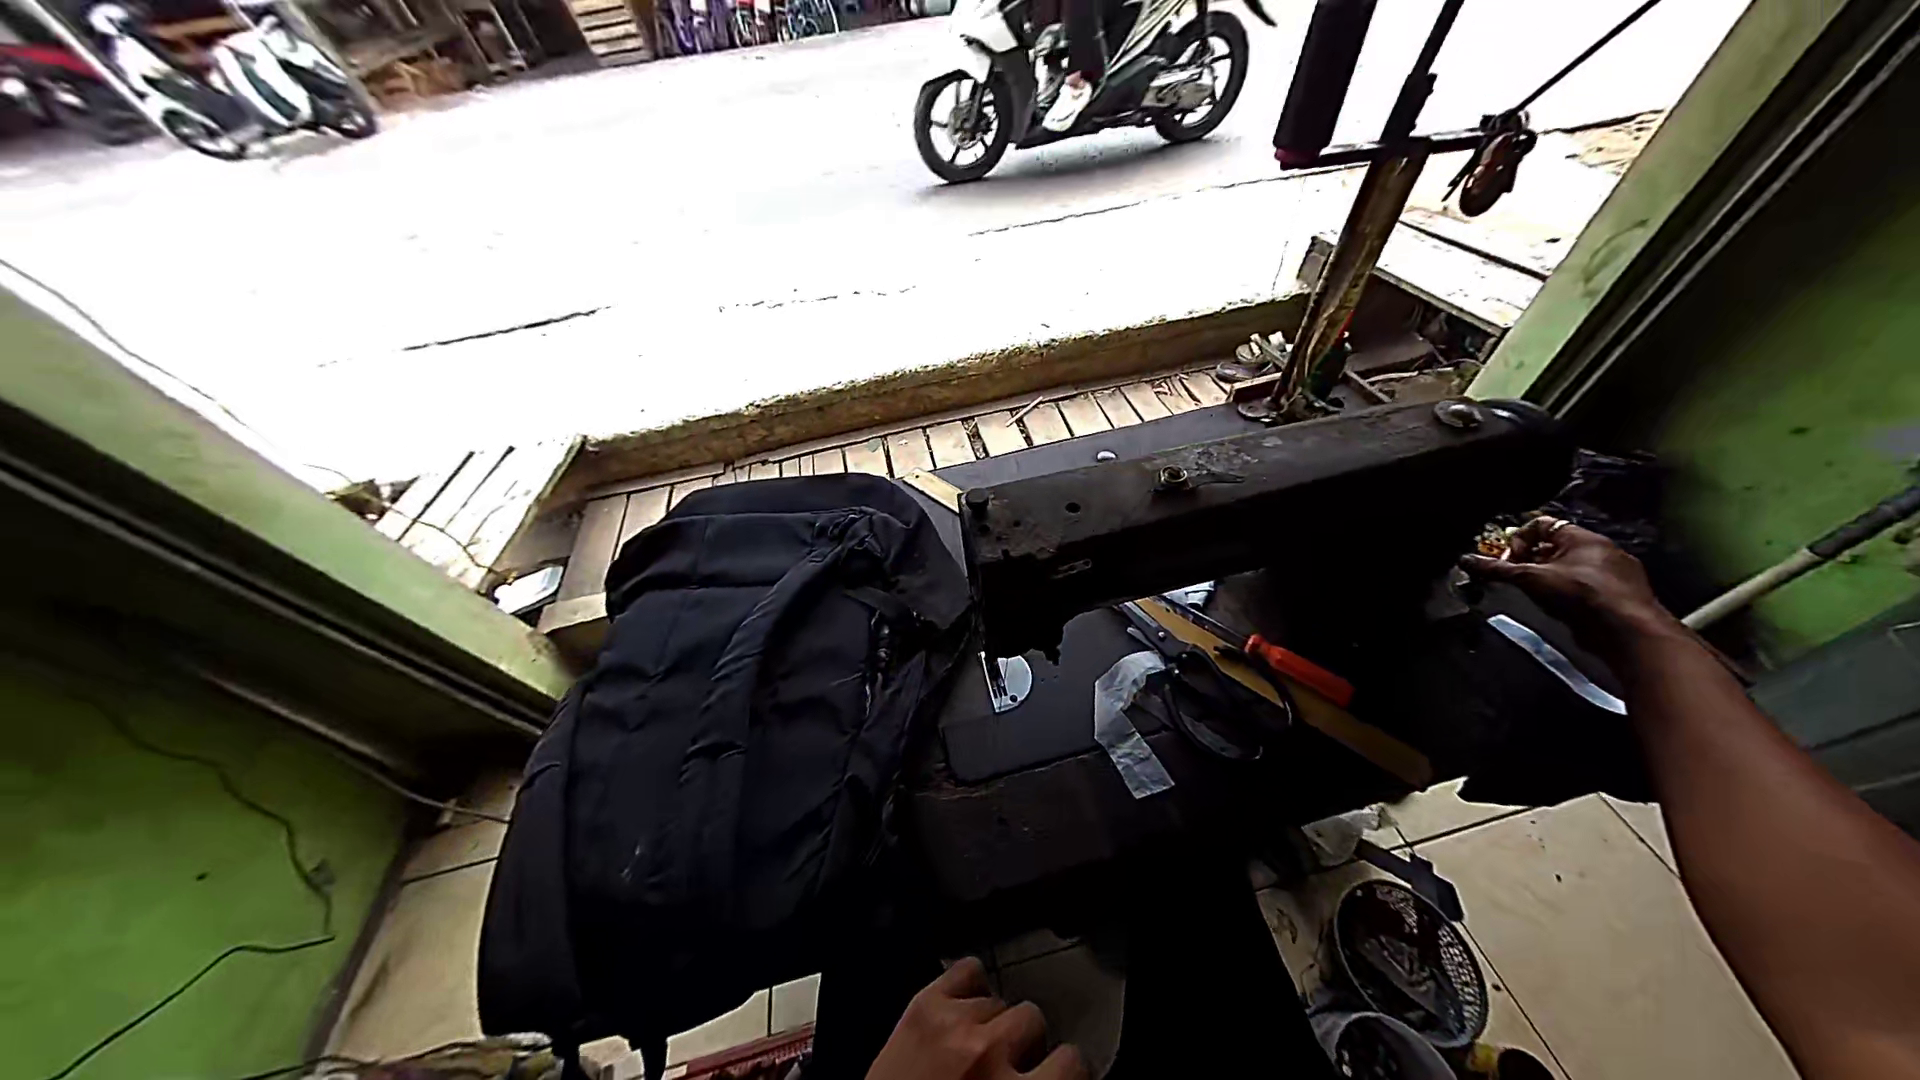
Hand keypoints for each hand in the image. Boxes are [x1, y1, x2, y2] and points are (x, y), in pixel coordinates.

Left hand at [865, 957, 1087, 1079]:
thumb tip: (1056, 1075)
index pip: (1073, 1064)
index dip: (1067, 1070)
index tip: (1059, 1074)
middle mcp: (991, 1056)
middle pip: (1032, 1019)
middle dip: (1021, 1043)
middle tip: (1005, 1067)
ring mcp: (955, 1025)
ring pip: (998, 999)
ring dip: (990, 1023)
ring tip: (973, 1050)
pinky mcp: (924, 1005)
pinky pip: (967, 970)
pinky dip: (968, 987)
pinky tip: (962, 1012)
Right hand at [1460, 516, 1677, 649]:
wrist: (1627, 632)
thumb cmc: (1579, 594)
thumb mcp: (1529, 579)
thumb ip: (1496, 569)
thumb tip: (1466, 560)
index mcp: (1584, 538)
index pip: (1543, 524)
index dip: (1519, 539)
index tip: (1509, 559)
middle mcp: (1602, 550)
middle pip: (1553, 546)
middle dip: (1528, 560)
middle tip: (1515, 577)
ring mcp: (1614, 573)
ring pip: (1568, 567)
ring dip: (1545, 576)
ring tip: (1533, 593)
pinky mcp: (1618, 594)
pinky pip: (1583, 584)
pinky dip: (1565, 591)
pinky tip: (1558, 605)